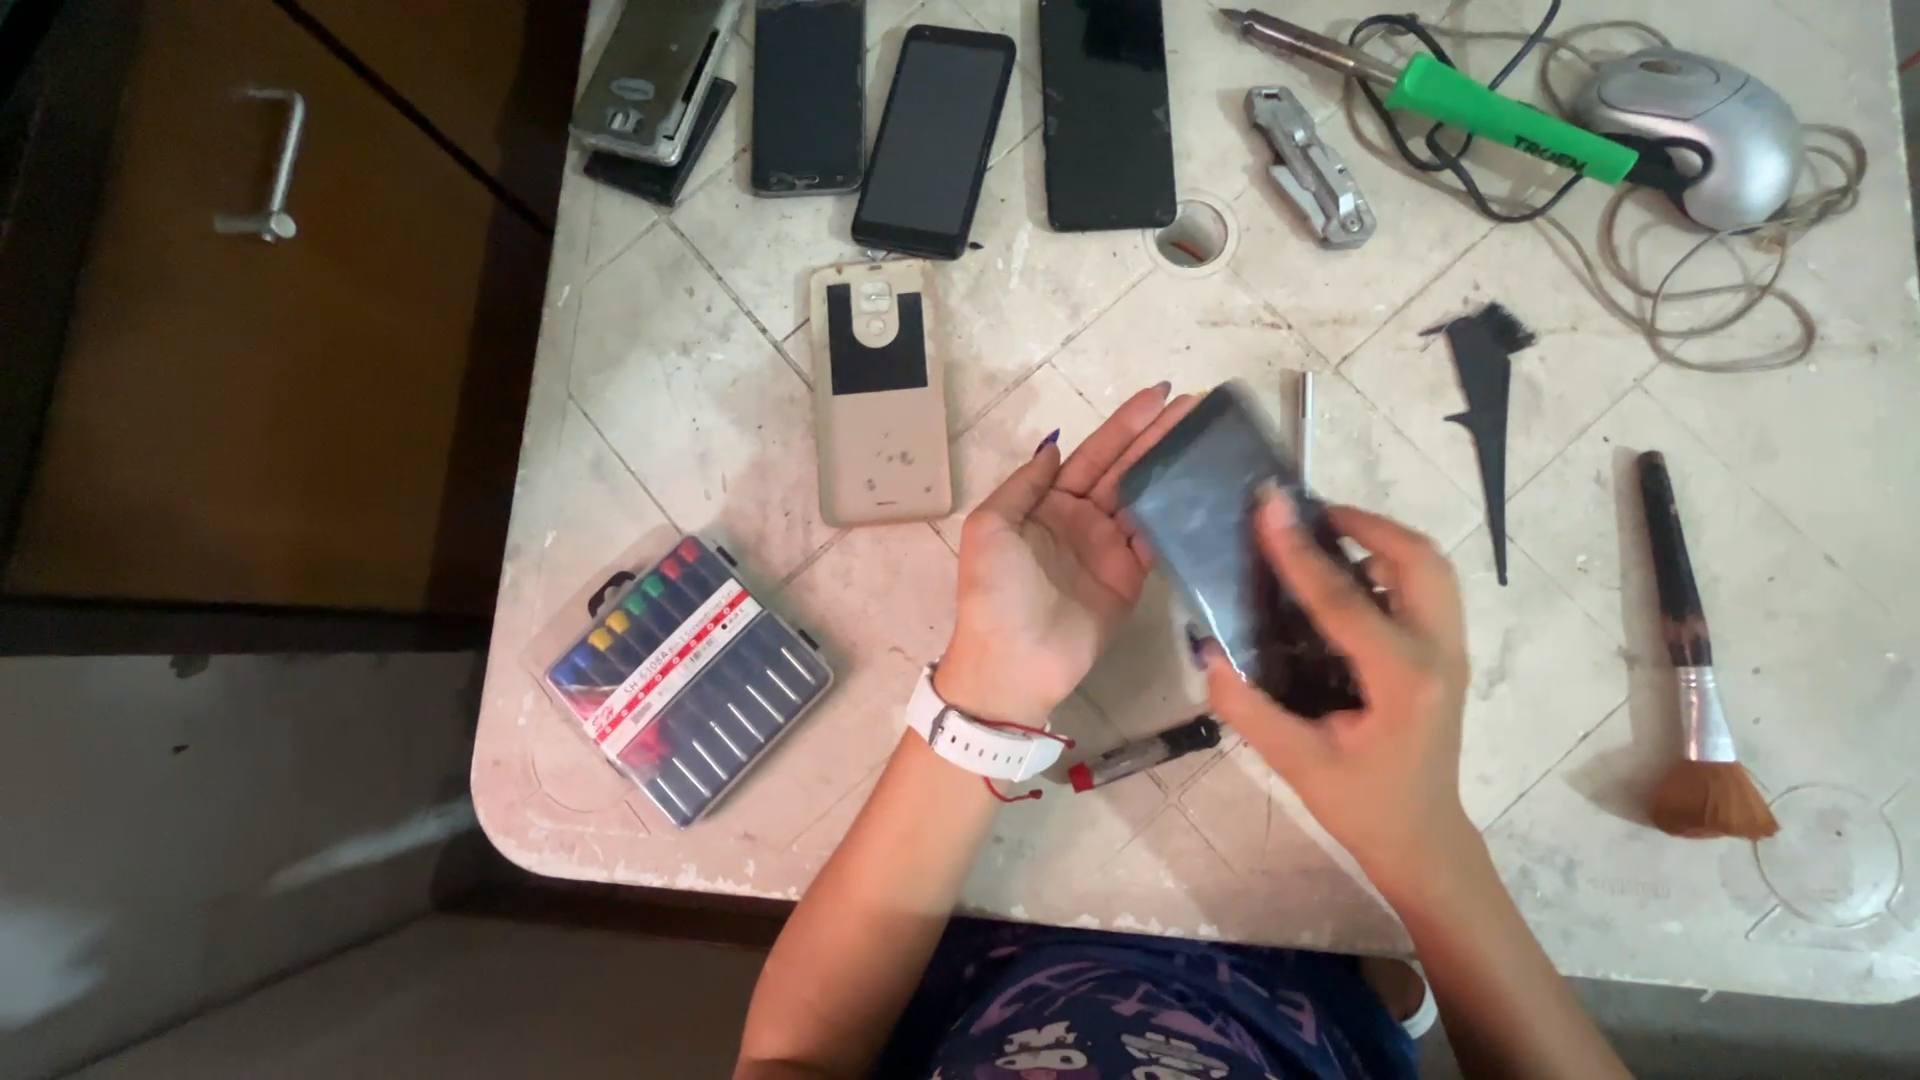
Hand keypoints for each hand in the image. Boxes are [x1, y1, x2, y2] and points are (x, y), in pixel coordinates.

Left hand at [936, 383, 1197, 725]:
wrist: (1014, 659)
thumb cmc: (995, 590)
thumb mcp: (990, 527)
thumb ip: (1023, 485)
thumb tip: (1051, 449)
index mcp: (1046, 503)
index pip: (1092, 454)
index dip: (1124, 425)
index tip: (1158, 394)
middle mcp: (1081, 520)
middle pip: (1125, 469)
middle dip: (1157, 436)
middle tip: (1196, 405)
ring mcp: (1108, 549)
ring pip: (1144, 498)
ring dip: (1173, 468)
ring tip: (1208, 438)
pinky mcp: (1130, 578)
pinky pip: (1156, 539)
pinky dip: (1177, 515)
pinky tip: (1202, 488)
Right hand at [1203, 487, 1474, 899]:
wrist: (1423, 838)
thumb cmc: (1361, 804)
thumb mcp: (1294, 762)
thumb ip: (1247, 707)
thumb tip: (1206, 652)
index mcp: (1402, 679)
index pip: (1343, 599)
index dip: (1298, 551)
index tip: (1268, 506)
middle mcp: (1439, 654)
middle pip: (1417, 559)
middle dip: (1364, 524)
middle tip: (1309, 515)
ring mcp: (1451, 652)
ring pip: (1432, 568)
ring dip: (1382, 540)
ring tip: (1327, 534)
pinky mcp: (1446, 655)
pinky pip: (1427, 588)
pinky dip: (1392, 564)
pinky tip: (1348, 576)